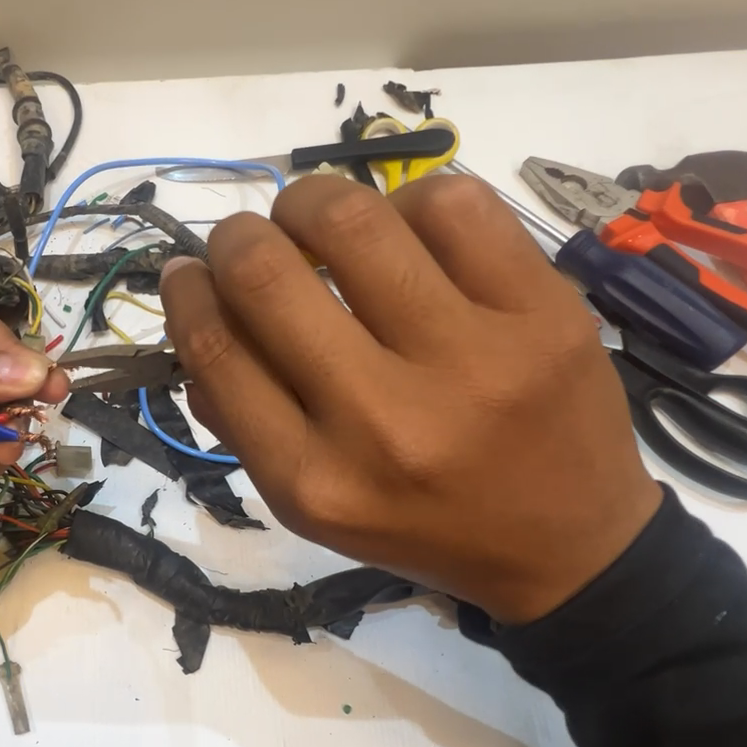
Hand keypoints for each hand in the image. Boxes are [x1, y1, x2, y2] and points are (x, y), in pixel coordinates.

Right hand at [159, 174, 660, 622]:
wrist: (562, 546)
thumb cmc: (414, 522)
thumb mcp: (306, 504)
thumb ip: (239, 421)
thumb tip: (199, 316)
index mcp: (312, 480)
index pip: (216, 352)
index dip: (184, 295)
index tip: (184, 275)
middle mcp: (383, 420)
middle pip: (268, 279)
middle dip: (233, 240)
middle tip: (241, 240)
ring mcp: (473, 360)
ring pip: (354, 222)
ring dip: (306, 202)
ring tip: (306, 217)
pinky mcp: (545, 313)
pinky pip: (452, 205)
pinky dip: (403, 200)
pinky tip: (399, 229)